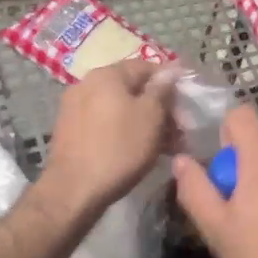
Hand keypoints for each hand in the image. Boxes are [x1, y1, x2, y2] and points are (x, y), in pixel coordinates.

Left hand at [41, 61, 175, 216]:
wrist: (73, 191)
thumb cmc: (120, 148)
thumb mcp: (151, 116)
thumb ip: (162, 89)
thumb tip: (171, 69)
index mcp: (107, 75)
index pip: (146, 67)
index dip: (171, 82)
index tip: (187, 102)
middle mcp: (86, 84)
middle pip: (132, 89)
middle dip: (158, 106)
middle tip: (179, 129)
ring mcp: (74, 108)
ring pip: (119, 108)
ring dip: (144, 121)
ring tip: (165, 144)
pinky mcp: (70, 131)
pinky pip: (105, 124)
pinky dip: (124, 131)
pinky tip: (138, 150)